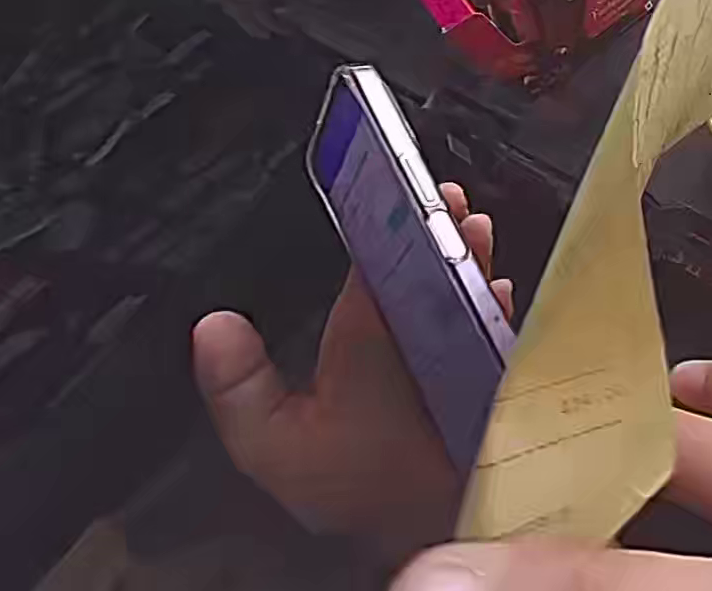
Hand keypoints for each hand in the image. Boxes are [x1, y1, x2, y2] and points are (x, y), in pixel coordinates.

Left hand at [192, 183, 513, 559]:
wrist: (422, 511)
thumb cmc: (348, 478)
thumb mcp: (272, 442)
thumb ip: (240, 390)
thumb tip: (211, 324)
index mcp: (360, 339)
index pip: (367, 276)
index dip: (380, 234)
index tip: (394, 200)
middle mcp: (413, 332)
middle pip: (426, 270)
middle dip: (437, 231)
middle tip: (446, 200)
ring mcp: (459, 340)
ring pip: (466, 286)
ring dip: (473, 257)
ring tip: (475, 230)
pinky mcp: (495, 354)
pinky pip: (498, 322)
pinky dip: (500, 305)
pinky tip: (500, 293)